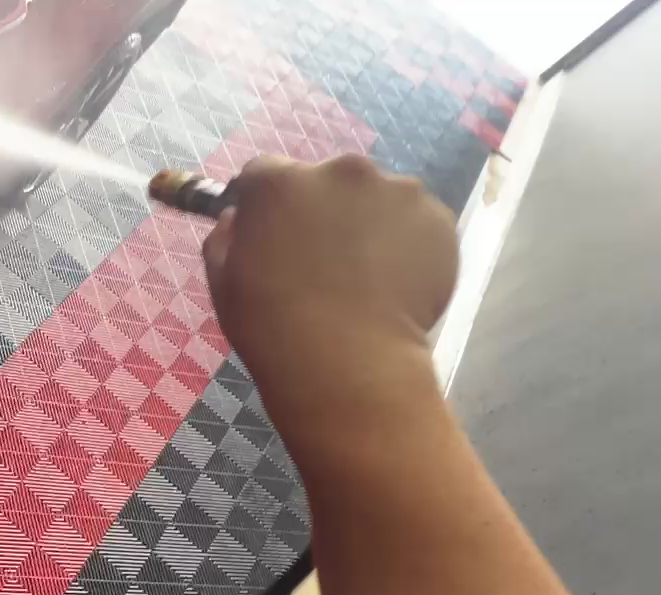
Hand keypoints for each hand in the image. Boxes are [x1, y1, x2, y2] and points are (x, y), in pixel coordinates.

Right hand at [203, 154, 458, 446]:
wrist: (343, 357)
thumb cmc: (266, 321)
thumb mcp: (223, 282)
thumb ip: (225, 239)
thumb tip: (237, 218)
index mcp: (280, 184)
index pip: (260, 172)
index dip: (256, 201)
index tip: (259, 230)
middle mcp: (343, 170)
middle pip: (323, 181)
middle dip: (314, 210)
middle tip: (309, 260)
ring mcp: (398, 189)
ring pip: (370, 200)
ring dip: (359, 226)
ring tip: (351, 278)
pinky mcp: (438, 217)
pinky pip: (408, 223)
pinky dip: (395, 245)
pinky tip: (380, 286)